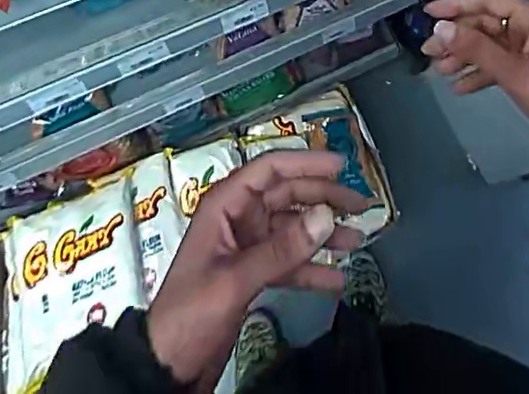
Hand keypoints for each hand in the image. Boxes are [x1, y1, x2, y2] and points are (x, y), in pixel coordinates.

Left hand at [146, 150, 367, 389]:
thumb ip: (281, 249)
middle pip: (287, 195)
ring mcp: (246, 245)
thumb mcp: (235, 279)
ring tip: (357, 239)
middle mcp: (238, 217)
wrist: (167, 366)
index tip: (341, 165)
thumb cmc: (191, 312)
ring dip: (323, 233)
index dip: (306, 162)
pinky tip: (336, 278)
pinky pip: (288, 262)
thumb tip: (326, 216)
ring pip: (291, 228)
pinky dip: (311, 268)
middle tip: (360, 206)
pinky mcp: (252, 273)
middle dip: (323, 197)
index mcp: (225, 204)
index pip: (270, 168)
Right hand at [423, 0, 528, 141]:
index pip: (488, 0)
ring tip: (440, 68)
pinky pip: (497, 61)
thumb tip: (443, 29)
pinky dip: (479, 71)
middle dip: (456, 36)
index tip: (431, 11)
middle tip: (430, 47)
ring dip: (463, 55)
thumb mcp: (514, 73)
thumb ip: (475, 48)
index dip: (456, 4)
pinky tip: (460, 83)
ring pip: (488, 43)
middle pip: (485, 22)